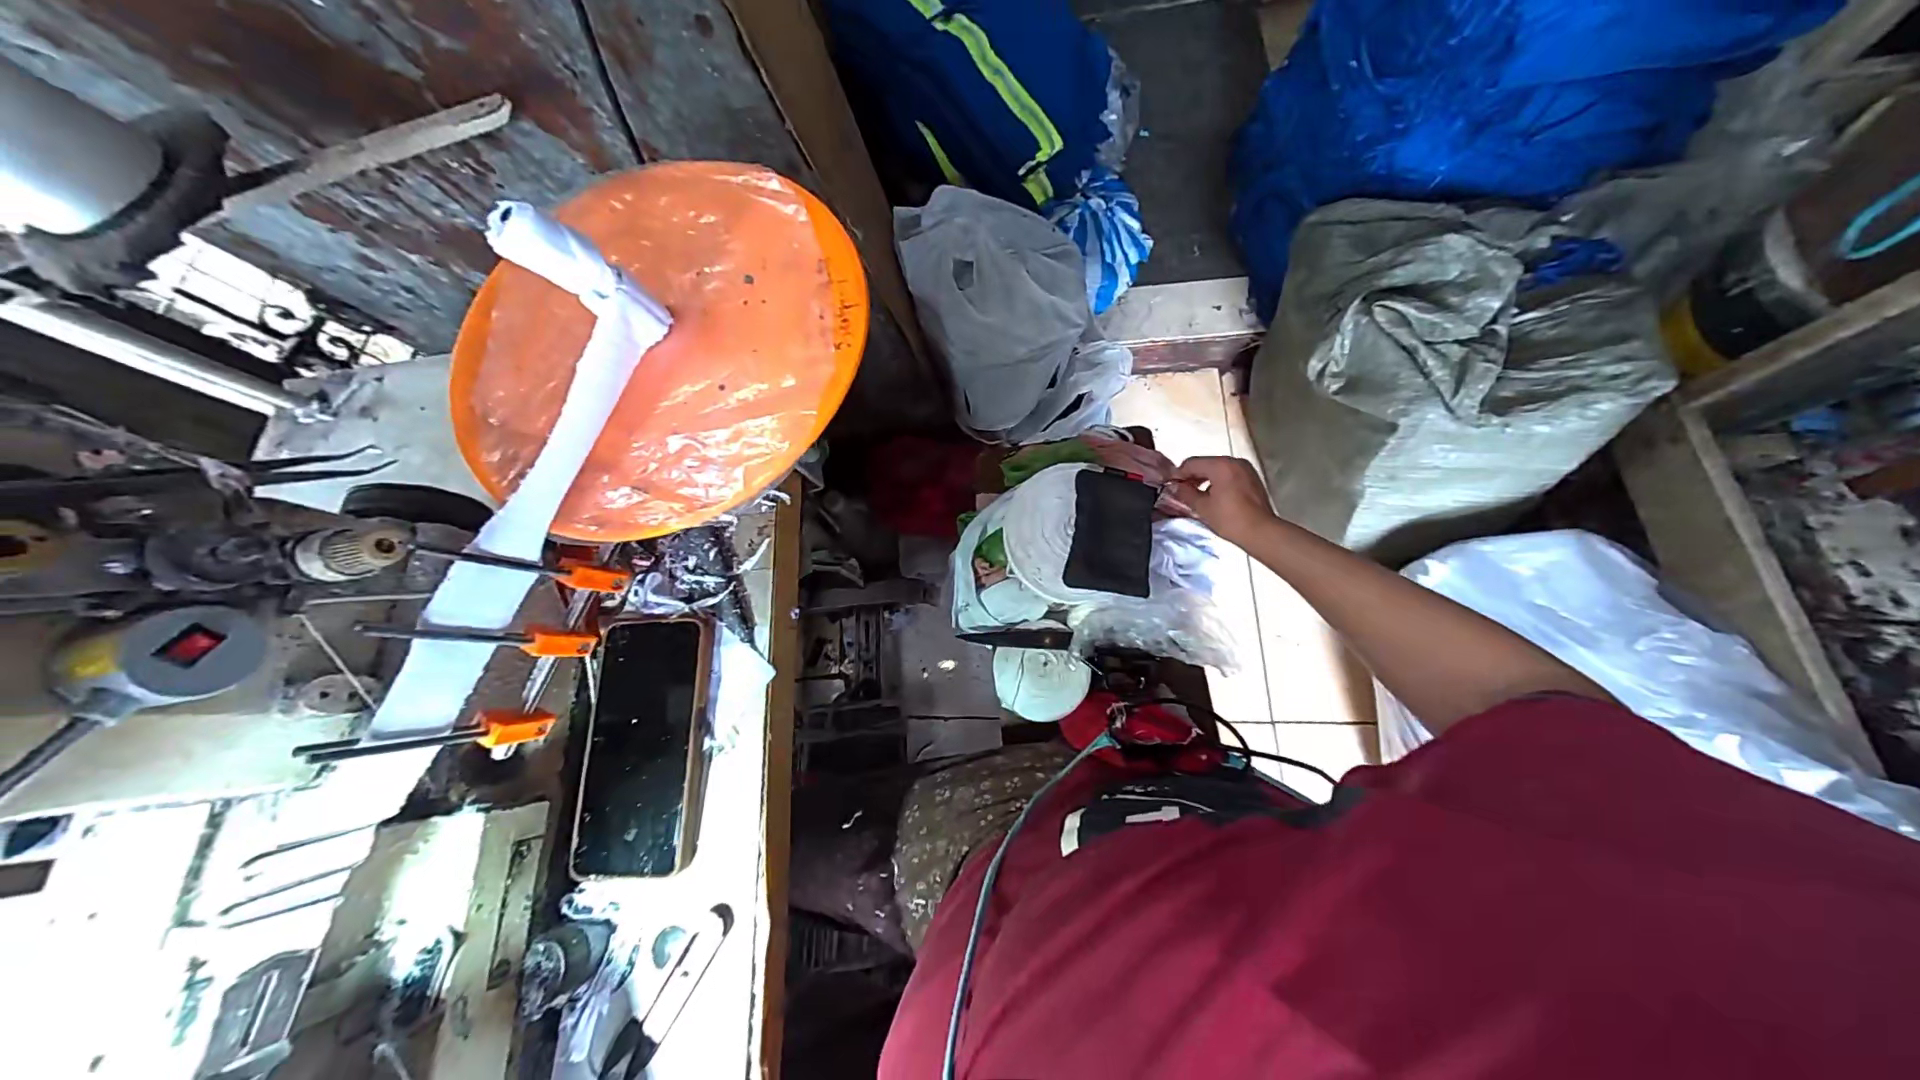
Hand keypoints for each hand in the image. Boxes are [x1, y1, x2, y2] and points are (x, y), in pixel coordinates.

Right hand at [1165, 456, 1275, 542]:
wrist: (1261, 531)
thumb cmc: (1230, 519)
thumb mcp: (1202, 507)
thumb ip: (1185, 493)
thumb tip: (1175, 487)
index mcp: (1221, 465)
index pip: (1192, 463)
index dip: (1179, 474)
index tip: (1172, 486)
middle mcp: (1235, 461)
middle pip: (1206, 464)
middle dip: (1193, 476)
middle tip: (1183, 492)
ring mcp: (1246, 469)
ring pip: (1218, 469)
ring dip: (1206, 479)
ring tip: (1199, 496)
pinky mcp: (1253, 478)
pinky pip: (1230, 474)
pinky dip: (1220, 481)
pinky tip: (1216, 497)